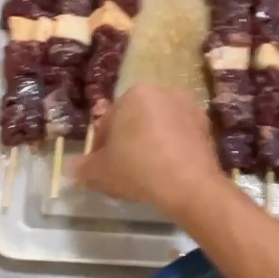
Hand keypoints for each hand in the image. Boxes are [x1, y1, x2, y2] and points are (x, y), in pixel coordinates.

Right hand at [77, 84, 227, 217]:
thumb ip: (83, 168)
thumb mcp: (101, 172)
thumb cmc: (137, 169)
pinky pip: (178, 139)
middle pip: (134, 123)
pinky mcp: (206, 128)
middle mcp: (163, 92)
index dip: (100, 149)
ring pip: (158, 130)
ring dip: (148, 147)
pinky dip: (170, 152)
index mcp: (134, 94)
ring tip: (144, 176)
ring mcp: (188, 108)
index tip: (100, 169)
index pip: (108, 123)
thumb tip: (71, 168)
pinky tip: (165, 174)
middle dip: (126, 145)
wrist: (189, 185)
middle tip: (121, 173)